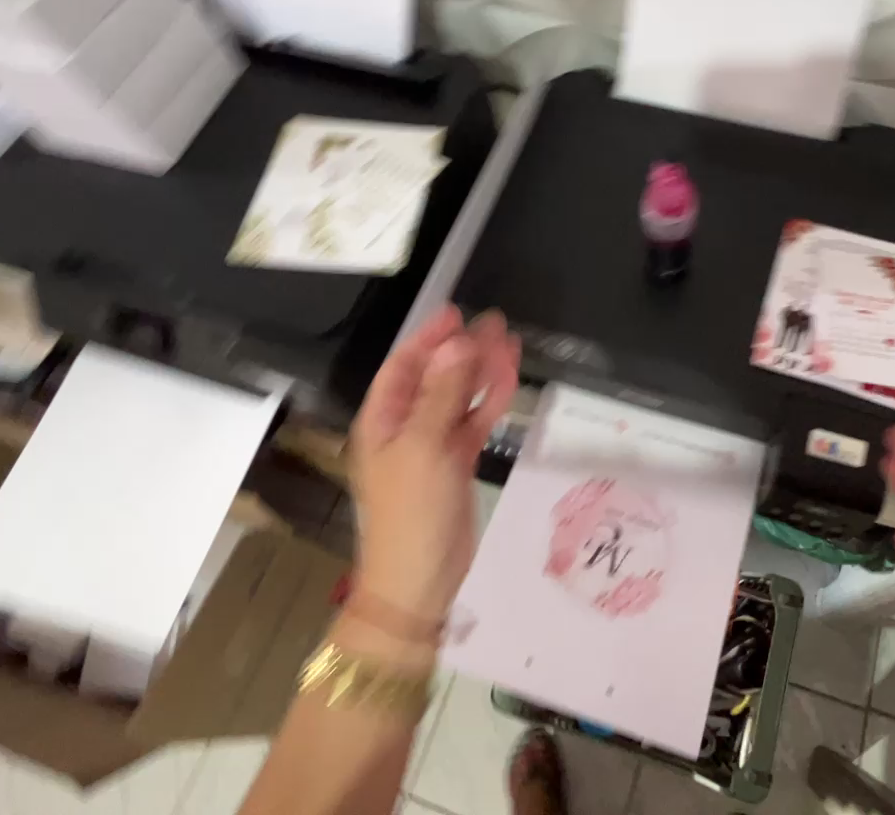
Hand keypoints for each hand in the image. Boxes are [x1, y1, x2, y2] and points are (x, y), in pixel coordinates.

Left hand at [348, 306, 518, 628]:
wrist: (420, 580)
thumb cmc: (410, 511)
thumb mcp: (423, 446)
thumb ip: (442, 394)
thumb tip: (457, 344)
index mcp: (383, 420)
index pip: (404, 366)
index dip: (428, 339)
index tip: (456, 314)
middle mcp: (405, 426)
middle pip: (436, 377)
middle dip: (463, 351)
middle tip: (496, 325)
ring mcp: (433, 445)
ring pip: (460, 398)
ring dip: (483, 372)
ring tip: (511, 344)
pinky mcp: (457, 463)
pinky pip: (474, 423)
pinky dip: (491, 403)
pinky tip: (510, 381)